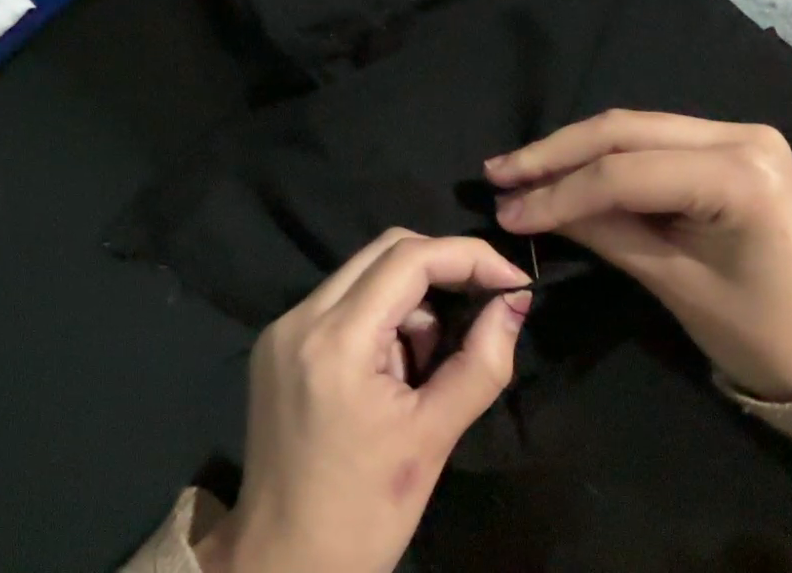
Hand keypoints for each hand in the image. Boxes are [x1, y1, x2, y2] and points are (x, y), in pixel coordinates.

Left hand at [197, 230, 531, 572]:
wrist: (282, 564)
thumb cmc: (364, 513)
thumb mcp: (433, 438)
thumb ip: (480, 363)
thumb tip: (515, 303)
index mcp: (337, 341)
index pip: (409, 258)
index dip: (470, 257)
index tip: (514, 283)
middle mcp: (300, 318)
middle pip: (384, 251)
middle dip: (443, 269)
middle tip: (484, 306)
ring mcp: (282, 329)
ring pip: (362, 273)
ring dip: (411, 298)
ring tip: (431, 363)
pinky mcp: (276, 345)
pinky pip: (341, 303)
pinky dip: (381, 316)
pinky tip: (396, 368)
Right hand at [486, 111, 791, 401]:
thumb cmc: (759, 331)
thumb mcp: (674, 283)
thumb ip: (602, 233)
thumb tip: (527, 210)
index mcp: (740, 176)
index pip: (625, 173)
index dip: (558, 192)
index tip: (506, 213)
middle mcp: (741, 135)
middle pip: (625, 132)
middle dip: (554, 154)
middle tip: (497, 173)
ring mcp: (738, 133)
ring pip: (633, 130)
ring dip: (572, 151)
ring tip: (517, 171)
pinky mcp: (730, 144)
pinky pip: (651, 142)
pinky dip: (603, 158)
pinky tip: (563, 169)